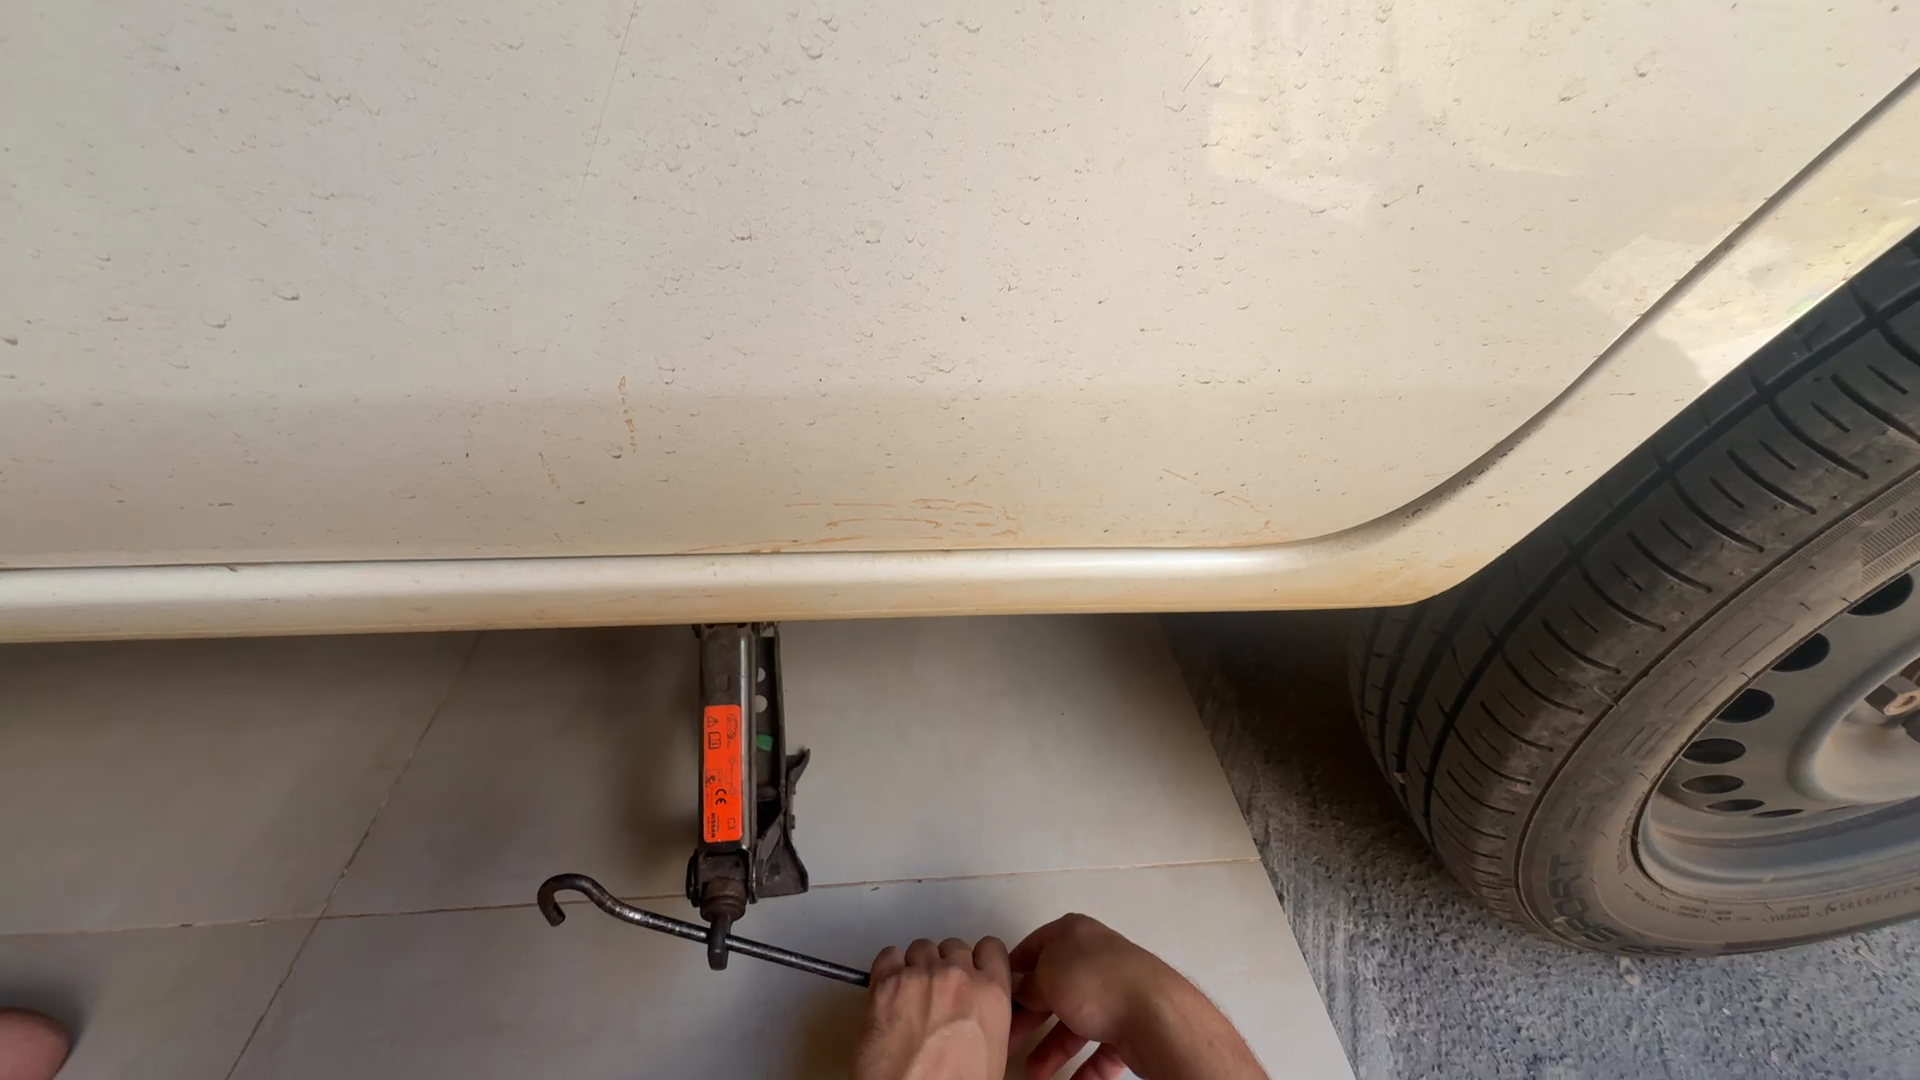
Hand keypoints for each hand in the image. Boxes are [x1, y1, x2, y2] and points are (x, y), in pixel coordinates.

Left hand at [850, 936, 1012, 1079]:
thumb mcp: (993, 1053)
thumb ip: (988, 1014)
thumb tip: (977, 1007)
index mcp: (992, 993)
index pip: (991, 948)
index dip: (979, 960)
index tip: (970, 972)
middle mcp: (959, 975)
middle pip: (954, 946)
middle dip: (946, 966)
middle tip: (937, 995)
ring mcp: (922, 974)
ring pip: (922, 947)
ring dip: (918, 966)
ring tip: (911, 998)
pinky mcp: (888, 980)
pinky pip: (889, 954)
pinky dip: (889, 970)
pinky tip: (890, 994)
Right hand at [1008, 914, 1265, 1079]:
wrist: (1155, 1012)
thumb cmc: (1092, 982)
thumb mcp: (1046, 975)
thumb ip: (1027, 982)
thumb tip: (1018, 987)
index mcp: (1071, 932)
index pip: (1032, 947)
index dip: (1011, 971)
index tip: (995, 996)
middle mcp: (1092, 956)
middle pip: (1053, 986)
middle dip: (1030, 1016)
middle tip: (1009, 1040)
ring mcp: (1114, 990)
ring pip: (1076, 1019)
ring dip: (1054, 1046)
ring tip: (1034, 1072)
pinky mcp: (1131, 1023)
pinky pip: (1102, 1045)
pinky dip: (1086, 1065)